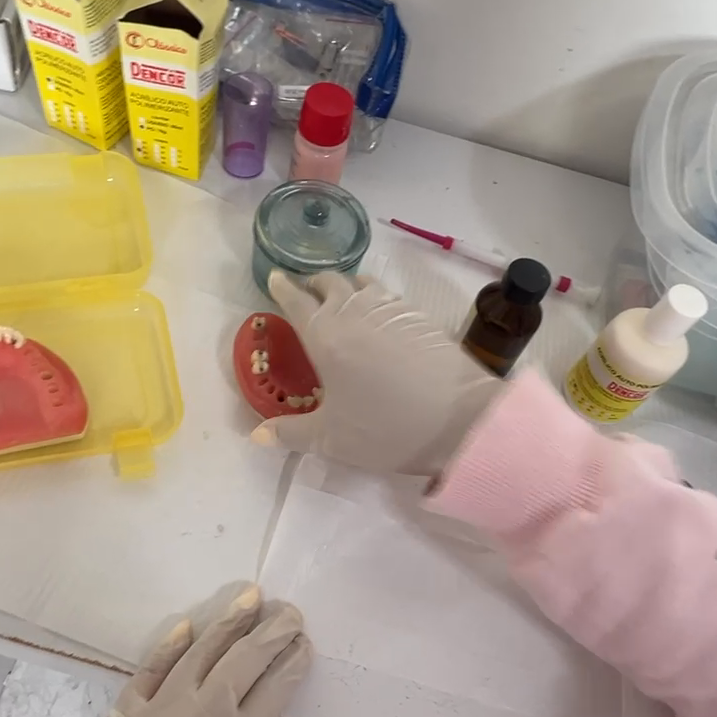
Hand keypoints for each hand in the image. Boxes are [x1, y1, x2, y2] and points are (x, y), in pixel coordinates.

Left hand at [24, 586, 344, 716]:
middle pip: (242, 660)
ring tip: (250, 595)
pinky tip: (188, 624)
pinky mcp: (120, 715)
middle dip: (269, 631)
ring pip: (199, 652)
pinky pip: (150, 667)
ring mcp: (156, 711)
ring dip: (227, 622)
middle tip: (289, 610)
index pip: (273, 688)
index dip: (292, 661)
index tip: (306, 642)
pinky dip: (170, 643)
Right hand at [254, 270, 503, 476]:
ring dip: (347, 285)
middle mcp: (355, 313)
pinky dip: (375, 296)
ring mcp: (392, 310)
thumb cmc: (384, 428)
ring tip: (343, 296)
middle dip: (314, 282)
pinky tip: (380, 313)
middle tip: (307, 289)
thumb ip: (291, 434)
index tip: (275, 277)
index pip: (296, 301)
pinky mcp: (421, 317)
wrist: (459, 419)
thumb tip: (257, 435)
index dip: (283, 288)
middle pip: (330, 282)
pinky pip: (389, 295)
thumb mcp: (331, 440)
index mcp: (324, 335)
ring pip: (362, 283)